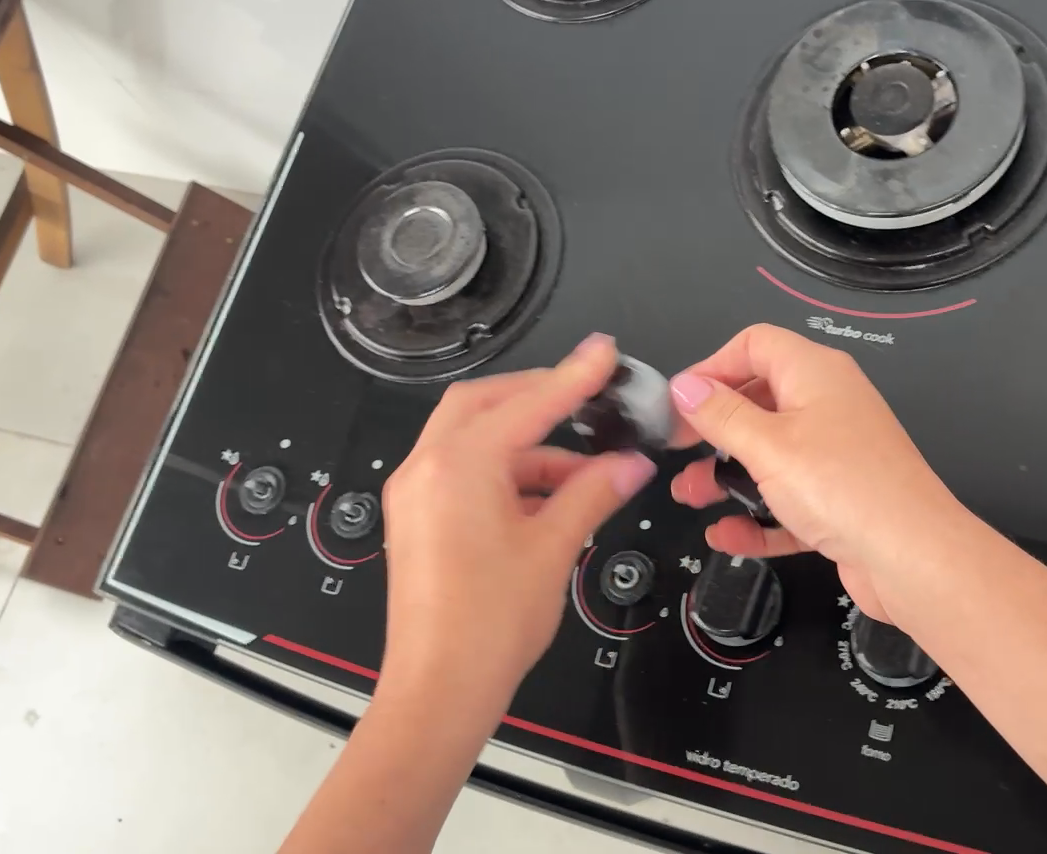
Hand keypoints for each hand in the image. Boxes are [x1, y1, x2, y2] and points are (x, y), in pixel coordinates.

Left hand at [380, 333, 656, 700]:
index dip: (575, 376)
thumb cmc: (490, 623)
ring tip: (585, 470)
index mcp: (458, 464)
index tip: (605, 353)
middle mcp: (426, 467)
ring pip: (474, 437)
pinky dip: (508, 470)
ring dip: (528, 443)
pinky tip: (551, 495)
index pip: (529, 403)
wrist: (438, 693)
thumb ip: (594, 492)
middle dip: (538, 396)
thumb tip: (631, 464)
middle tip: (586, 397)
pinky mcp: (418, 516)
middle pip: (485, 403)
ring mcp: (416, 492)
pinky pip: (465, 469)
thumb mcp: (554, 546)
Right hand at [666, 324, 964, 622]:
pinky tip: (727, 535)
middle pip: (758, 399)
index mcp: (814, 373)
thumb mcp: (767, 446)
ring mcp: (836, 452)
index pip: (754, 345)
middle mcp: (828, 404)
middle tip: (679, 450)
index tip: (679, 402)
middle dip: (714, 427)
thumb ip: (720, 414)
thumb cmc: (841, 487)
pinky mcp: (839, 498)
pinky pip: (788, 496)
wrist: (914, 558)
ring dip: (728, 474)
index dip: (712, 367)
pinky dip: (758, 513)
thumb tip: (685, 385)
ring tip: (692, 497)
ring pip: (770, 452)